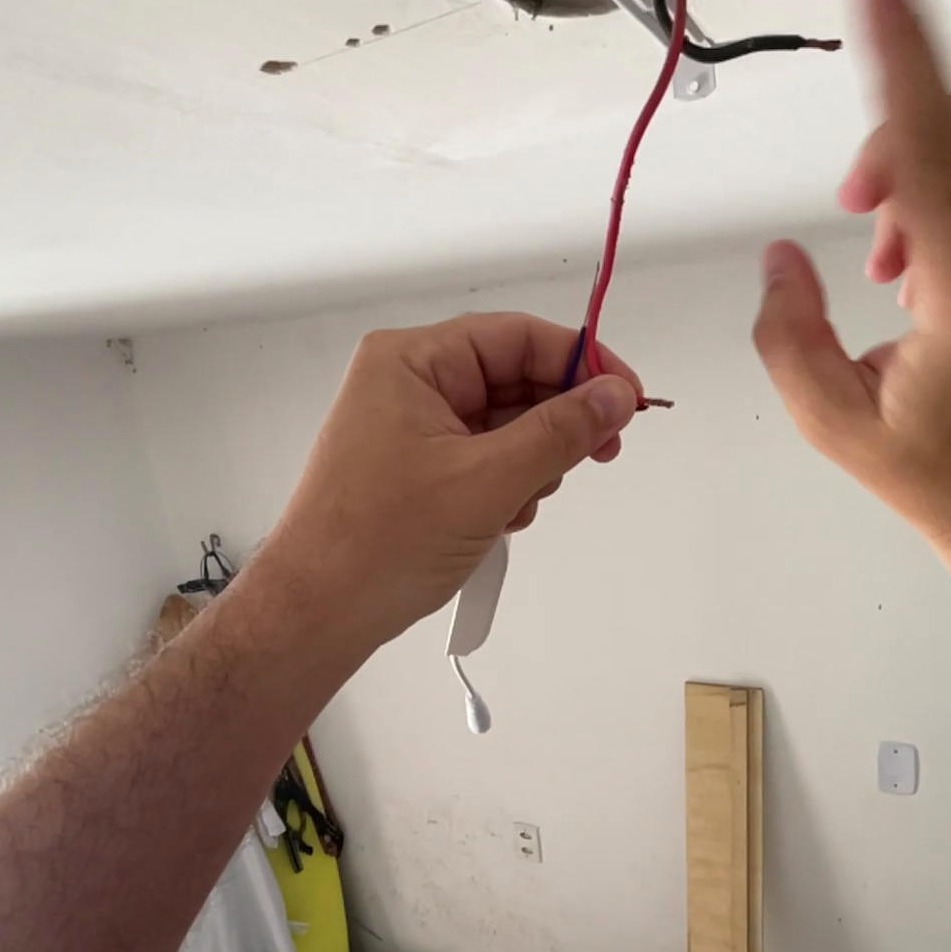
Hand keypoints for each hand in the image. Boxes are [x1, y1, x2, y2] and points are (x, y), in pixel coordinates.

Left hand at [260, 313, 641, 647]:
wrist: (319, 614)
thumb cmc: (388, 541)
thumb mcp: (486, 481)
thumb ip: (560, 432)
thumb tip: (620, 395)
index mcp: (414, 361)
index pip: (518, 337)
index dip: (582, 363)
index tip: (631, 401)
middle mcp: (414, 383)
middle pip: (515, 380)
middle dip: (557, 423)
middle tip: (599, 457)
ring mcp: (416, 427)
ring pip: (507, 424)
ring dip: (533, 463)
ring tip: (518, 506)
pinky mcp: (422, 467)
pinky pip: (487, 457)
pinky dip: (509, 485)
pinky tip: (501, 520)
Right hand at [752, 0, 950, 571]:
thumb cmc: (938, 474)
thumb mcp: (830, 420)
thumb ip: (786, 333)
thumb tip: (781, 258)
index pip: (934, 151)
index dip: (900, 67)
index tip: (877, 0)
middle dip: (896, 142)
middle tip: (853, 212)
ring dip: (924, 173)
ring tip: (887, 265)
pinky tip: (925, 271)